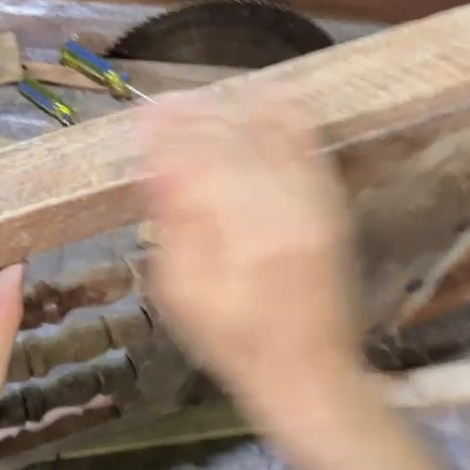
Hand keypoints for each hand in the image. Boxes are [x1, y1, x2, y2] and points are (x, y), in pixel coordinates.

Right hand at [142, 84, 364, 421]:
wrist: (311, 376)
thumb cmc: (232, 342)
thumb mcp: (181, 295)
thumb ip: (172, 227)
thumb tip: (156, 168)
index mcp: (242, 233)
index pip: (198, 158)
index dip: (165, 132)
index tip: (139, 118)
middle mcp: (283, 207)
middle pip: (231, 137)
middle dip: (189, 114)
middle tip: (157, 104)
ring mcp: (314, 201)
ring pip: (267, 132)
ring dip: (227, 108)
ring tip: (194, 98)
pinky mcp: (331, 203)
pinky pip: (307, 141)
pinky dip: (281, 112)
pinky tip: (258, 93)